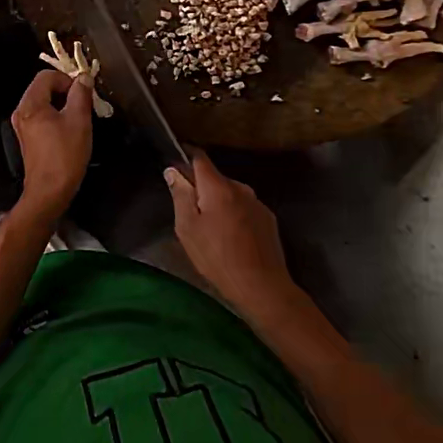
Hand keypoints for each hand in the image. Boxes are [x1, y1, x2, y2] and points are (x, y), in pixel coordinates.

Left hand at [10, 69, 92, 213]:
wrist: (49, 191)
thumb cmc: (65, 155)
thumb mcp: (79, 121)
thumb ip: (81, 95)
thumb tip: (83, 78)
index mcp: (30, 104)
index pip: (46, 76)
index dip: (66, 79)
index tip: (83, 92)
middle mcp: (21, 112)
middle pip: (43, 88)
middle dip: (65, 91)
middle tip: (84, 104)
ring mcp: (22, 126)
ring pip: (43, 103)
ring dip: (62, 104)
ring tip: (79, 118)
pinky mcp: (27, 138)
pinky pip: (41, 117)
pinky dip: (55, 116)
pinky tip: (69, 130)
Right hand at [166, 151, 293, 309]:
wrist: (262, 286)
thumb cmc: (217, 256)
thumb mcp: (188, 228)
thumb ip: (180, 195)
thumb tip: (173, 171)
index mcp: (218, 187)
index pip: (200, 158)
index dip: (185, 155)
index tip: (174, 161)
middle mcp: (240, 188)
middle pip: (214, 177)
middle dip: (200, 187)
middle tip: (187, 209)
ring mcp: (257, 203)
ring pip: (230, 194)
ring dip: (217, 202)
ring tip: (209, 227)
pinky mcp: (268, 220)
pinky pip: (243, 208)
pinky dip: (233, 214)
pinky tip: (230, 236)